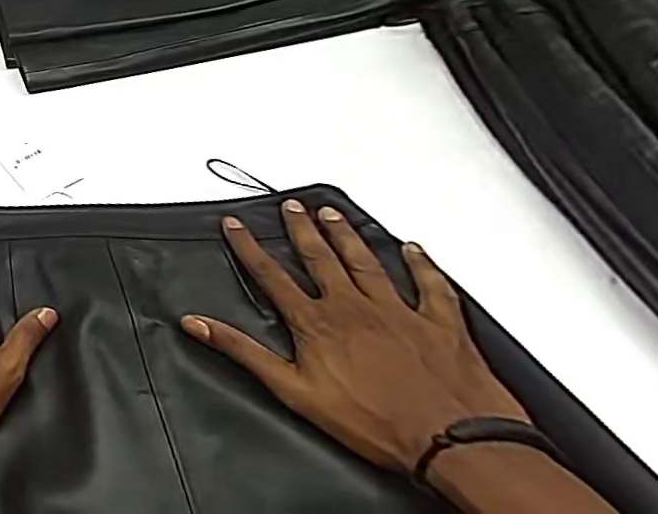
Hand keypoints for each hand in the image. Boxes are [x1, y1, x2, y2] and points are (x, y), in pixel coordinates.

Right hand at [183, 201, 528, 473]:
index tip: (235, 225)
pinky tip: (414, 249)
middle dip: (302, 228)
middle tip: (292, 206)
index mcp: (317, 322)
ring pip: (366, 262)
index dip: (248, 246)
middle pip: (320, 257)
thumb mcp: (294, 392)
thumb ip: (243, 352)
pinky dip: (423, 265)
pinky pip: (433, 288)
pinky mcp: (443, 328)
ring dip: (346, 235)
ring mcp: (399, 313)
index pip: (271, 273)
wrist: (460, 450)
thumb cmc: (378, 425)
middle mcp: (353, 307)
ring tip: (332, 214)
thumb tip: (197, 324)